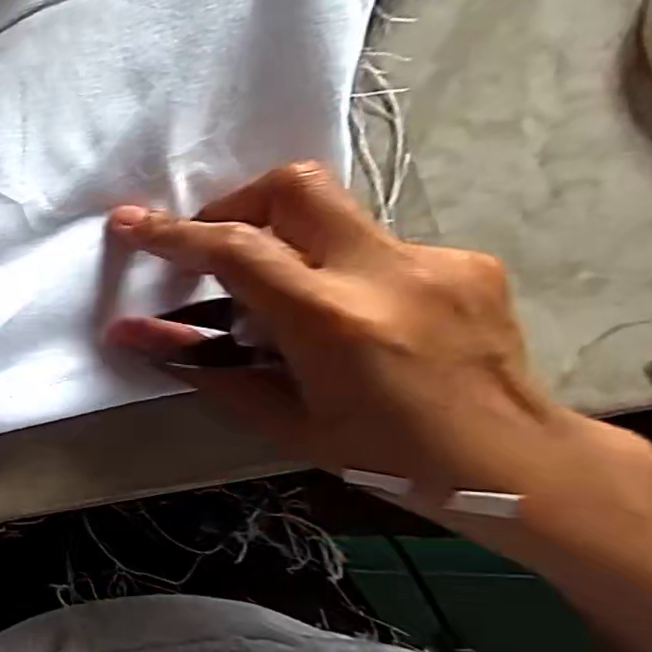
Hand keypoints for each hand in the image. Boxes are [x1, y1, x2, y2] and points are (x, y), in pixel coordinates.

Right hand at [105, 161, 604, 513]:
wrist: (523, 465)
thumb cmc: (388, 459)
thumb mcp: (282, 420)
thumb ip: (201, 366)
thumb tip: (127, 334)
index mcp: (335, 321)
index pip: (238, 249)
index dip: (173, 233)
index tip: (129, 223)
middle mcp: (386, 271)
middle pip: (292, 187)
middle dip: (237, 205)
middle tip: (218, 250)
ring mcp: (433, 257)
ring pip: (332, 210)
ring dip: (287, 240)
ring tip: (288, 301)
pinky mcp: (462, 257)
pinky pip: (371, 241)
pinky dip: (338, 267)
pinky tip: (356, 318)